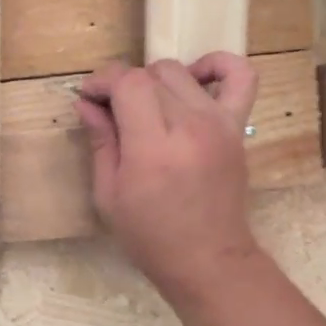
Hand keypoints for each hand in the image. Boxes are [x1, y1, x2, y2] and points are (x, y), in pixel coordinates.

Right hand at [75, 53, 260, 301]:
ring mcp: (218, 123)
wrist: (207, 260)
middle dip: (122, 85)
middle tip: (110, 112)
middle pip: (151, 74)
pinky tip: (194, 78)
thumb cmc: (149, 236)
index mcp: (153, 148)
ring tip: (144, 108)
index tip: (89, 98)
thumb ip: (100, 142)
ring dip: (154, 81)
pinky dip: (217, 65)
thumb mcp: (108, 195)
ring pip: (180, 72)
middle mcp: (189, 127)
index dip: (102, 82)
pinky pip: (239, 76)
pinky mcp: (237, 127)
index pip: (128, 83)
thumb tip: (86, 103)